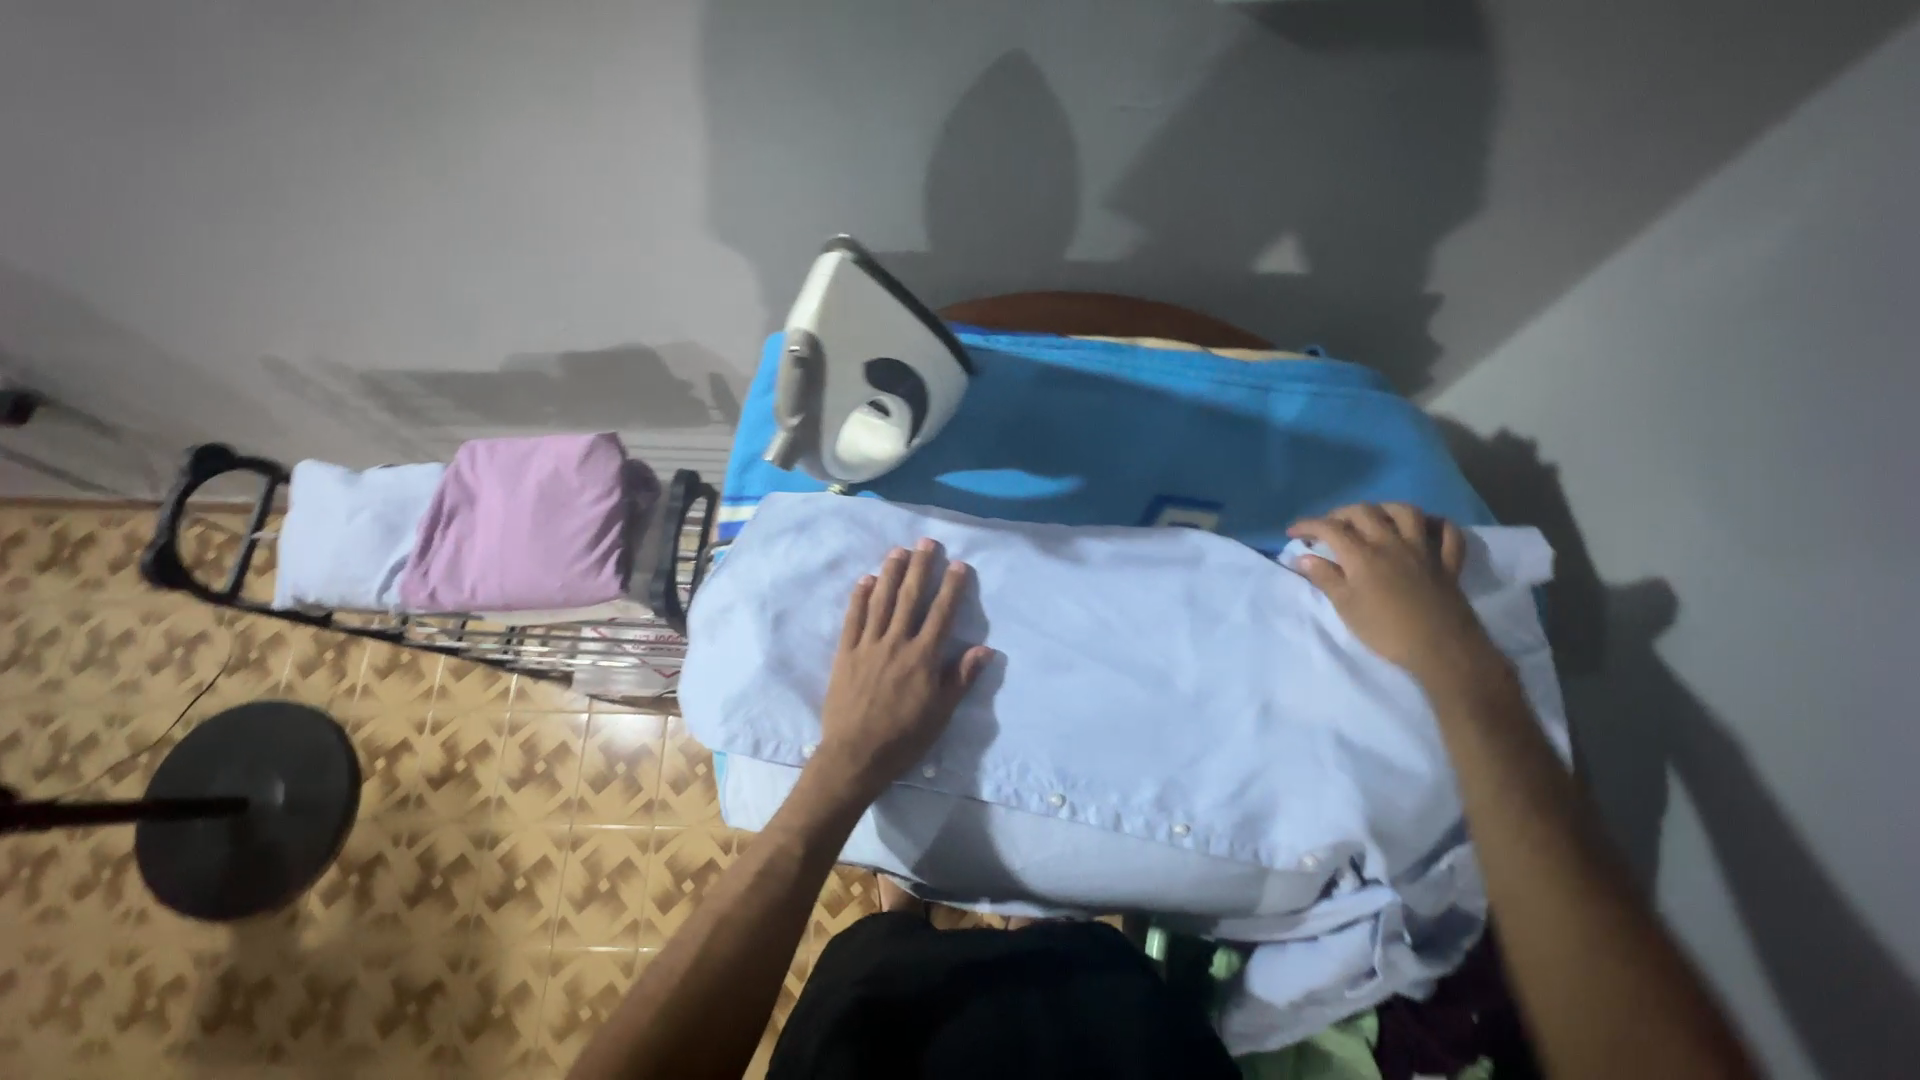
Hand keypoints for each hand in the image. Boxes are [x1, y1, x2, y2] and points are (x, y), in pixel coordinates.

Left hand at [812, 538, 993, 799]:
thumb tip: (985, 649)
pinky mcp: (845, 653)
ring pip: (881, 601)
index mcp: (923, 658)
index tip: (959, 565)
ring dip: (890, 573)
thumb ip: (961, 678)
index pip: (942, 614)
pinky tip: (865, 580)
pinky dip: (859, 597)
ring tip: (899, 551)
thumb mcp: (941, 713)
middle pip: (910, 598)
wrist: (856, 756)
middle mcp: (897, 643)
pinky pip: (853, 618)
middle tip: (926, 542)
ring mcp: (868, 646)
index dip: (951, 587)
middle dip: (920, 568)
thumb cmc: (904, 738)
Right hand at [1287, 503, 1500, 682]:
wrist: (1440, 648)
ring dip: (1385, 508)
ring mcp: (1423, 549)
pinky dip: (1437, 524)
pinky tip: (1426, 527)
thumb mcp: (1346, 607)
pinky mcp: (1448, 562)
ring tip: (1374, 518)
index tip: (1293, 532)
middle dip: (1341, 513)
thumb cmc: (1385, 630)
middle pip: (1364, 512)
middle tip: (1329, 526)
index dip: (1308, 525)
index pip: (1330, 528)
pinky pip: (1448, 533)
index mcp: (1363, 555)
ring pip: (1406, 512)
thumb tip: (1303, 557)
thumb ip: (1325, 578)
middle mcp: (1392, 543)